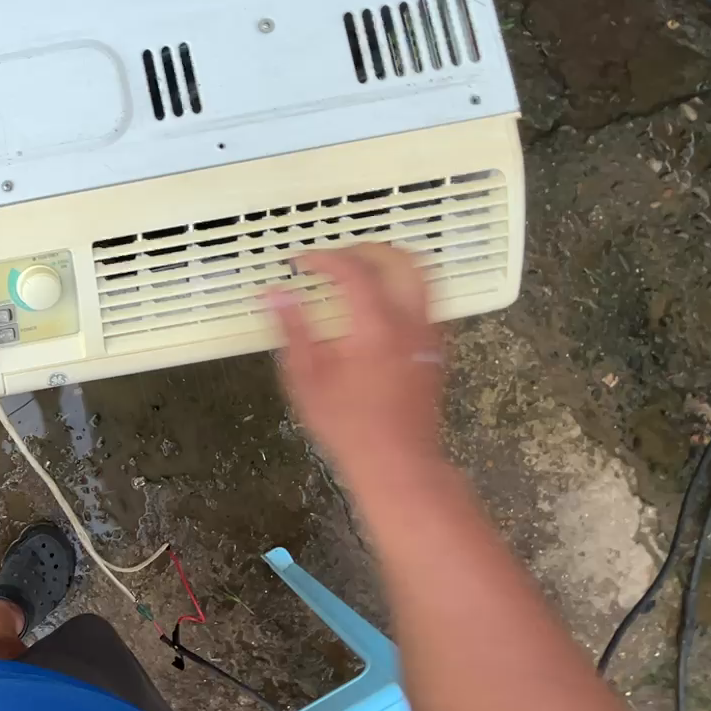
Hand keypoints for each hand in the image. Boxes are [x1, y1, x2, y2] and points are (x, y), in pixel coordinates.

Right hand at [268, 245, 445, 485]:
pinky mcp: (436, 348)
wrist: (396, 460)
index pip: (352, 270)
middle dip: (365, 249)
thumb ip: (292, 327)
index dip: (322, 258)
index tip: (298, 262)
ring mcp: (429, 334)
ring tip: (357, 272)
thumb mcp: (304, 376)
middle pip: (401, 260)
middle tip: (334, 257)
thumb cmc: (345, 423)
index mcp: (374, 325)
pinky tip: (377, 305)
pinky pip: (426, 299)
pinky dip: (401, 287)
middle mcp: (410, 321)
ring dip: (388, 264)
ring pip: (422, 275)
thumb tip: (274, 293)